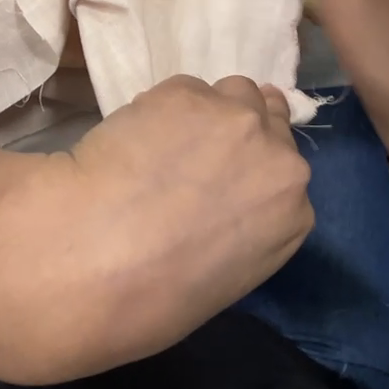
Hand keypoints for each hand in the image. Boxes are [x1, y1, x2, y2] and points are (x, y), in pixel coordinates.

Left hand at [0, 75, 311, 380]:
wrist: (96, 258)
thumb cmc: (154, 298)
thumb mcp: (221, 277)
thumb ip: (238, 225)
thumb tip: (212, 204)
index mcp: (292, 213)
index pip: (284, 170)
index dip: (250, 166)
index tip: (222, 175)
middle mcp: (277, 158)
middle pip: (266, 118)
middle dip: (235, 131)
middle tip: (193, 151)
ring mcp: (235, 118)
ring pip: (230, 92)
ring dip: (205, 111)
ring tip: (162, 140)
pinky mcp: (186, 92)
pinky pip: (181, 90)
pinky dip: (158, 108)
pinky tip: (131, 138)